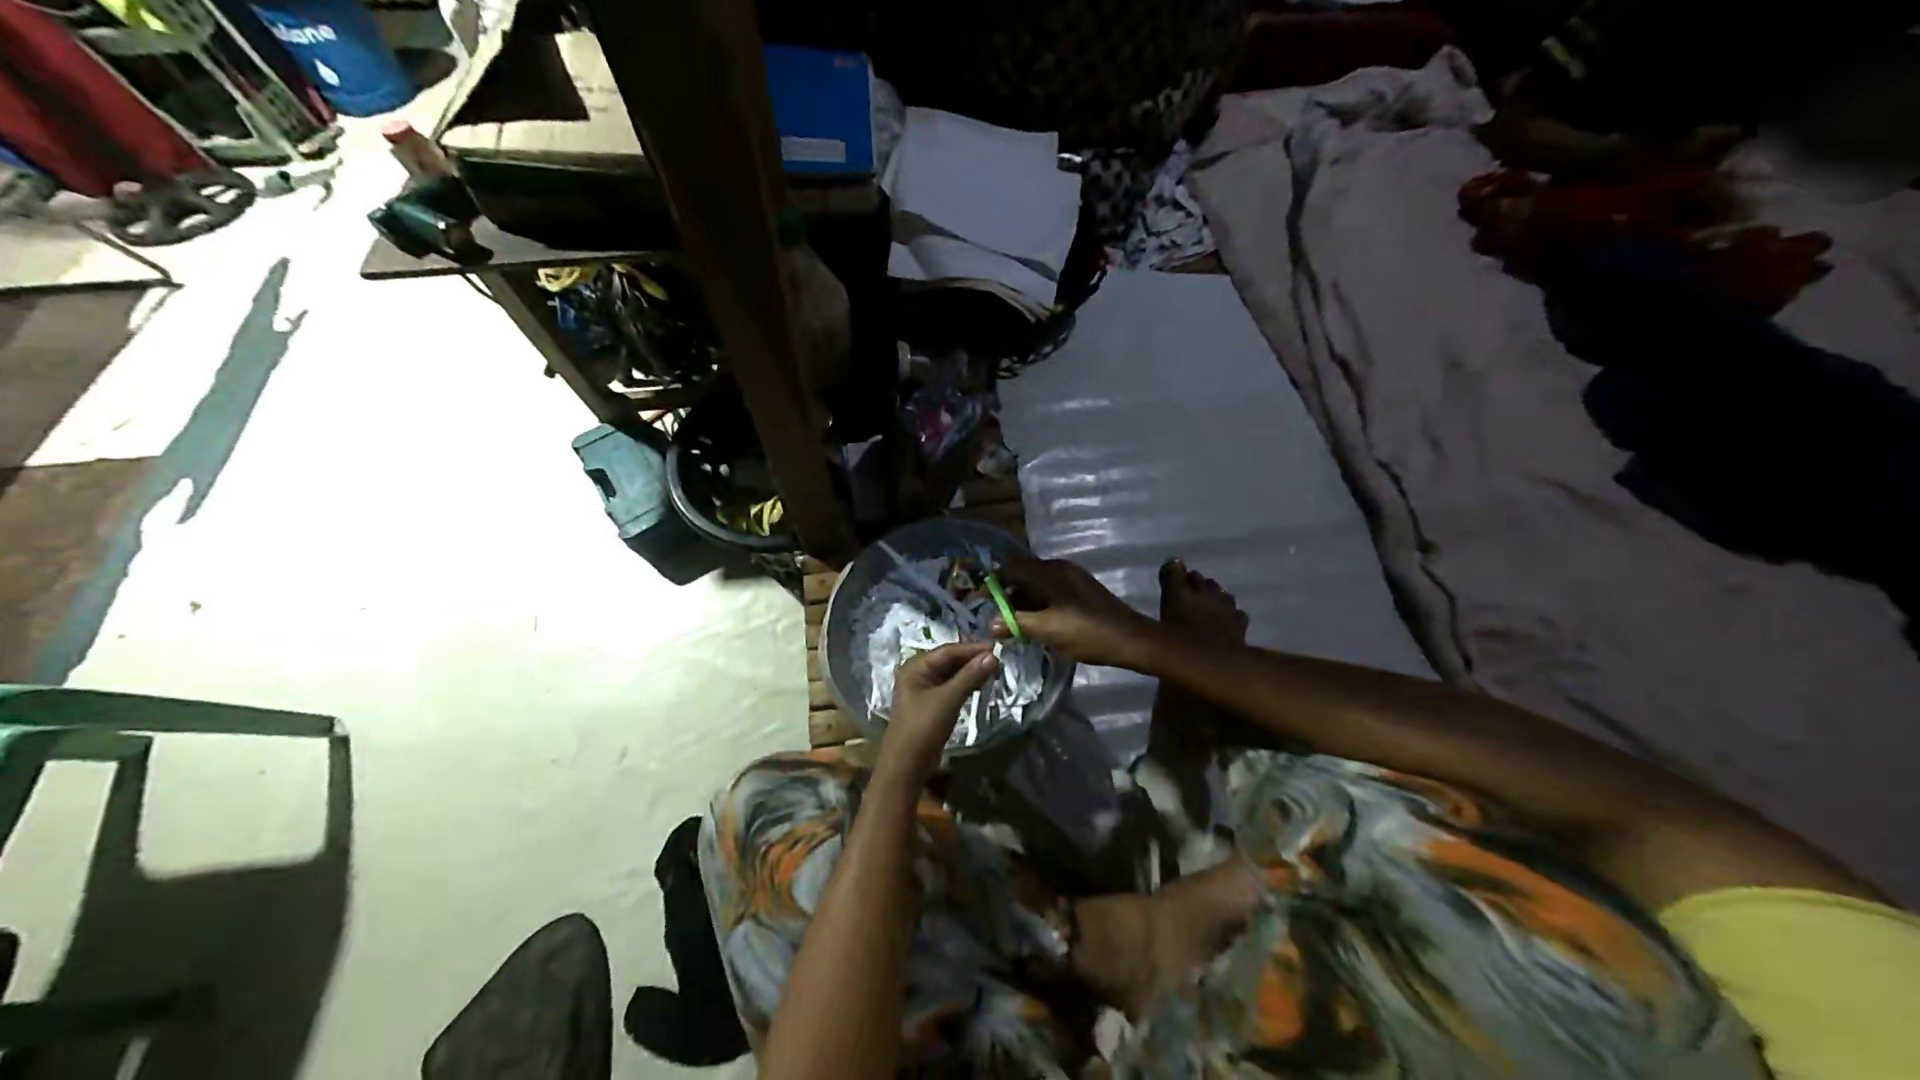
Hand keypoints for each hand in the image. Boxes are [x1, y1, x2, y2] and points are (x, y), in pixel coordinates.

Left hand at [880, 642, 999, 782]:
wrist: (906, 766)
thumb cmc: (922, 728)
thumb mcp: (948, 699)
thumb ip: (970, 676)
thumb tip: (994, 656)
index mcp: (915, 666)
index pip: (948, 650)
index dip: (973, 648)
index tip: (997, 648)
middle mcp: (918, 673)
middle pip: (950, 660)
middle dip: (973, 659)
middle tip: (999, 659)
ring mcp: (925, 689)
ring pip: (952, 674)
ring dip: (972, 671)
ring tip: (995, 670)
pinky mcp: (932, 704)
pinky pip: (952, 687)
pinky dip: (967, 684)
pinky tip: (982, 685)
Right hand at [991, 557, 1158, 667]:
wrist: (1132, 640)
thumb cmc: (1088, 632)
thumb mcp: (1047, 629)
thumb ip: (1016, 622)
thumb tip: (990, 623)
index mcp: (1050, 571)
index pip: (1010, 566)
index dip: (992, 582)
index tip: (980, 600)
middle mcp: (1060, 568)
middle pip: (1023, 574)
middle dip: (1006, 594)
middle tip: (994, 617)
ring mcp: (1073, 578)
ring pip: (1037, 585)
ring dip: (1022, 602)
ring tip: (1011, 624)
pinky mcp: (1081, 591)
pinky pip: (1050, 592)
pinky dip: (1038, 605)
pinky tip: (1034, 624)